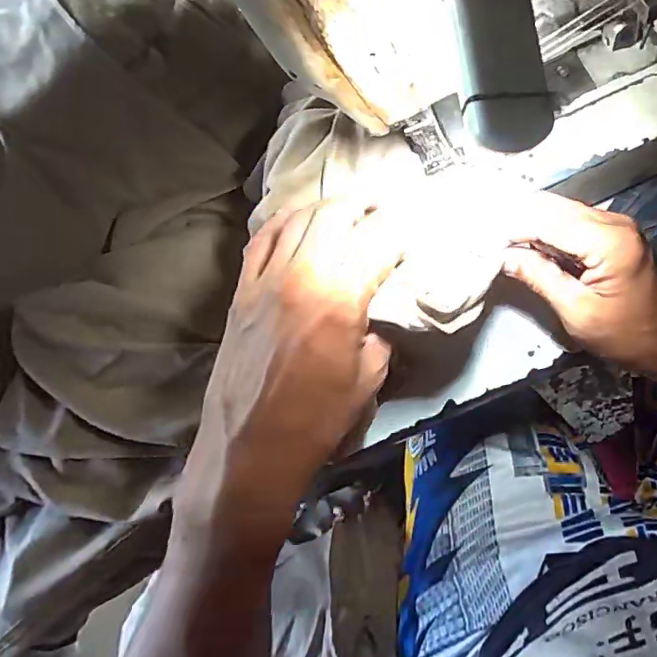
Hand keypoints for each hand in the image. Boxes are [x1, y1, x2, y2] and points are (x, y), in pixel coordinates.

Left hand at [178, 200, 403, 544]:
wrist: (248, 449)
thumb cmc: (317, 420)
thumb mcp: (370, 376)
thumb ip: (383, 327)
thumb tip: (387, 300)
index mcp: (339, 297)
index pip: (379, 238)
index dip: (402, 227)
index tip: (415, 227)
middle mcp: (301, 274)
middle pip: (337, 215)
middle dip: (366, 207)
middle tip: (384, 212)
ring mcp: (265, 278)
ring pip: (298, 219)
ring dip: (328, 209)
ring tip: (348, 212)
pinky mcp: (242, 290)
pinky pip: (262, 239)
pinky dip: (285, 222)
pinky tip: (300, 221)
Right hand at [488, 191, 656, 393]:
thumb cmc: (629, 336)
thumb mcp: (578, 313)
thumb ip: (540, 277)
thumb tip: (504, 255)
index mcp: (608, 240)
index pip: (546, 220)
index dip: (510, 226)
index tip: (479, 233)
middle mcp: (613, 221)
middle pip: (552, 207)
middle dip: (515, 218)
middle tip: (480, 230)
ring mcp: (615, 224)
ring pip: (559, 210)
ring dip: (528, 221)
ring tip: (495, 233)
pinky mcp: (612, 232)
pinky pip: (571, 220)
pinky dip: (545, 227)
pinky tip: (523, 238)